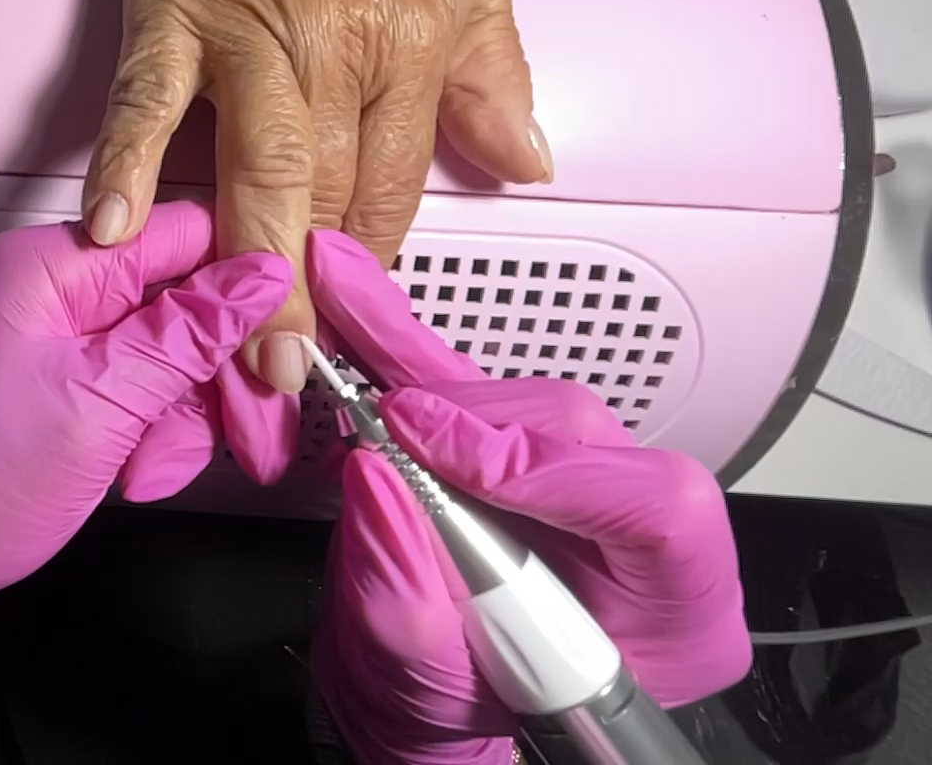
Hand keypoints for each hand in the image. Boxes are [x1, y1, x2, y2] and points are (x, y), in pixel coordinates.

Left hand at [0, 203, 291, 706]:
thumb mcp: (99, 404)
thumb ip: (187, 335)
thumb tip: (260, 276)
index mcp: (49, 265)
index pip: (179, 233)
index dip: (244, 284)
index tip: (282, 344)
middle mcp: (53, 285)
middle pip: (183, 300)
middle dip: (217, 374)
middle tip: (251, 434)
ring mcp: (58, 331)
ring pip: (169, 351)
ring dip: (181, 417)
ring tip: (150, 470)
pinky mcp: (64, 373)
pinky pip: (138, 384)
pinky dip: (151, 432)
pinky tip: (133, 472)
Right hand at [89, 0, 550, 403]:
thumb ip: (495, 72)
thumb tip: (525, 164)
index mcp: (412, 41)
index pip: (395, 182)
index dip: (373, 260)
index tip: (347, 320)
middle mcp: (337, 49)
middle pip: (332, 193)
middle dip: (313, 293)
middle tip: (292, 377)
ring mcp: (246, 37)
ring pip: (257, 167)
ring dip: (248, 259)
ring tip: (237, 344)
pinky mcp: (172, 20)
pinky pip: (148, 102)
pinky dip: (127, 162)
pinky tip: (112, 227)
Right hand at [305, 231, 750, 763]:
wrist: (406, 686)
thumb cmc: (435, 701)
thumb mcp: (412, 677)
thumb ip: (399, 590)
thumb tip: (376, 476)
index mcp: (662, 612)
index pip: (648, 504)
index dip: (535, 461)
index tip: (427, 443)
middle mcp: (624, 533)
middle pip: (578, 429)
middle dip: (469, 418)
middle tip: (382, 419)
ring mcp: (564, 482)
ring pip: (517, 395)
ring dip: (426, 379)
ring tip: (353, 369)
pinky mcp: (499, 449)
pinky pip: (460, 387)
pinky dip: (401, 355)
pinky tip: (358, 315)